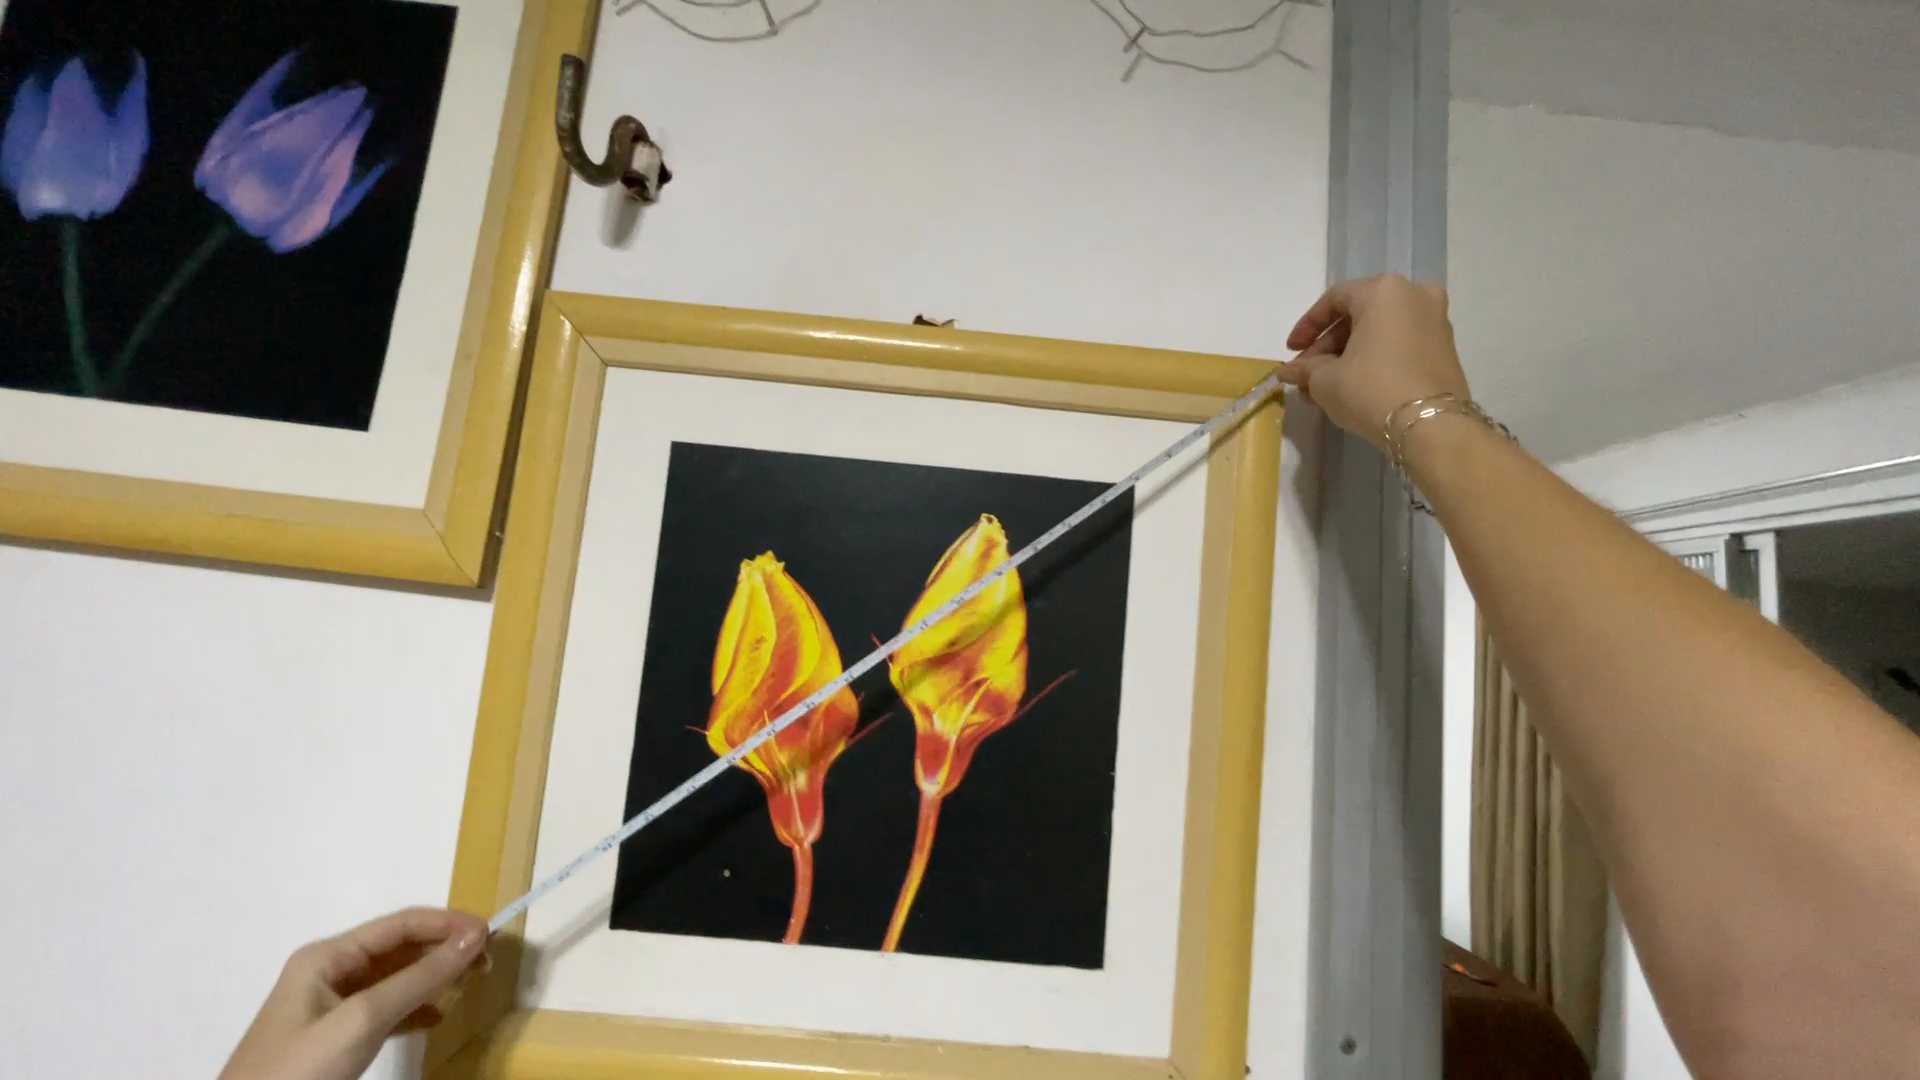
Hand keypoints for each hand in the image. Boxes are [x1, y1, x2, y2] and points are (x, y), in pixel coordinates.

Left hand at [219, 907, 488, 1079]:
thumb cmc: (298, 1072)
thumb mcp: (363, 1021)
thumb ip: (421, 976)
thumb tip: (477, 934)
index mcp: (327, 956)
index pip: (402, 922)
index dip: (450, 922)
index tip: (492, 933)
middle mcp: (330, 971)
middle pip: (402, 946)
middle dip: (446, 948)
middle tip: (486, 961)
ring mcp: (331, 1004)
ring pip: (398, 976)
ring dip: (435, 976)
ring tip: (469, 983)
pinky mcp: (335, 1035)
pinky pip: (388, 1006)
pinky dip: (417, 1007)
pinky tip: (436, 1017)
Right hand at [1277, 273, 1469, 450]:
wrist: (1430, 424)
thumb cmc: (1369, 388)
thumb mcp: (1324, 380)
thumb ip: (1304, 369)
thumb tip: (1289, 371)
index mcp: (1383, 291)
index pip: (1334, 300)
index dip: (1306, 326)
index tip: (1291, 351)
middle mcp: (1414, 295)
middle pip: (1358, 316)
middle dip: (1327, 347)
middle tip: (1306, 374)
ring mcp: (1435, 321)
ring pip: (1378, 333)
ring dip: (1347, 357)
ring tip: (1323, 387)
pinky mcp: (1444, 348)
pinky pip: (1398, 345)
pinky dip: (1373, 360)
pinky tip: (1352, 387)